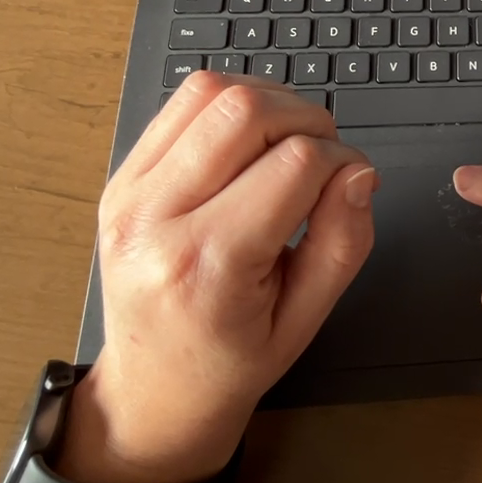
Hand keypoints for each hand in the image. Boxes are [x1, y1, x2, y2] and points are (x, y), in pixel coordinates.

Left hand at [53, 73, 378, 482]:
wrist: (150, 391)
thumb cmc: (232, 359)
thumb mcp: (308, 318)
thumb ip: (344, 240)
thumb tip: (359, 172)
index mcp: (205, 265)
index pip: (295, 164)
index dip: (343, 160)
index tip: (352, 182)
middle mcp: (155, 219)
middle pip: (247, 111)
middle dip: (308, 118)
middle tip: (325, 154)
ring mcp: (129, 191)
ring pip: (212, 91)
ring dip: (270, 101)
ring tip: (289, 141)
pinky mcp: (123, 175)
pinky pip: (184, 101)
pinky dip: (233, 101)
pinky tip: (254, 136)